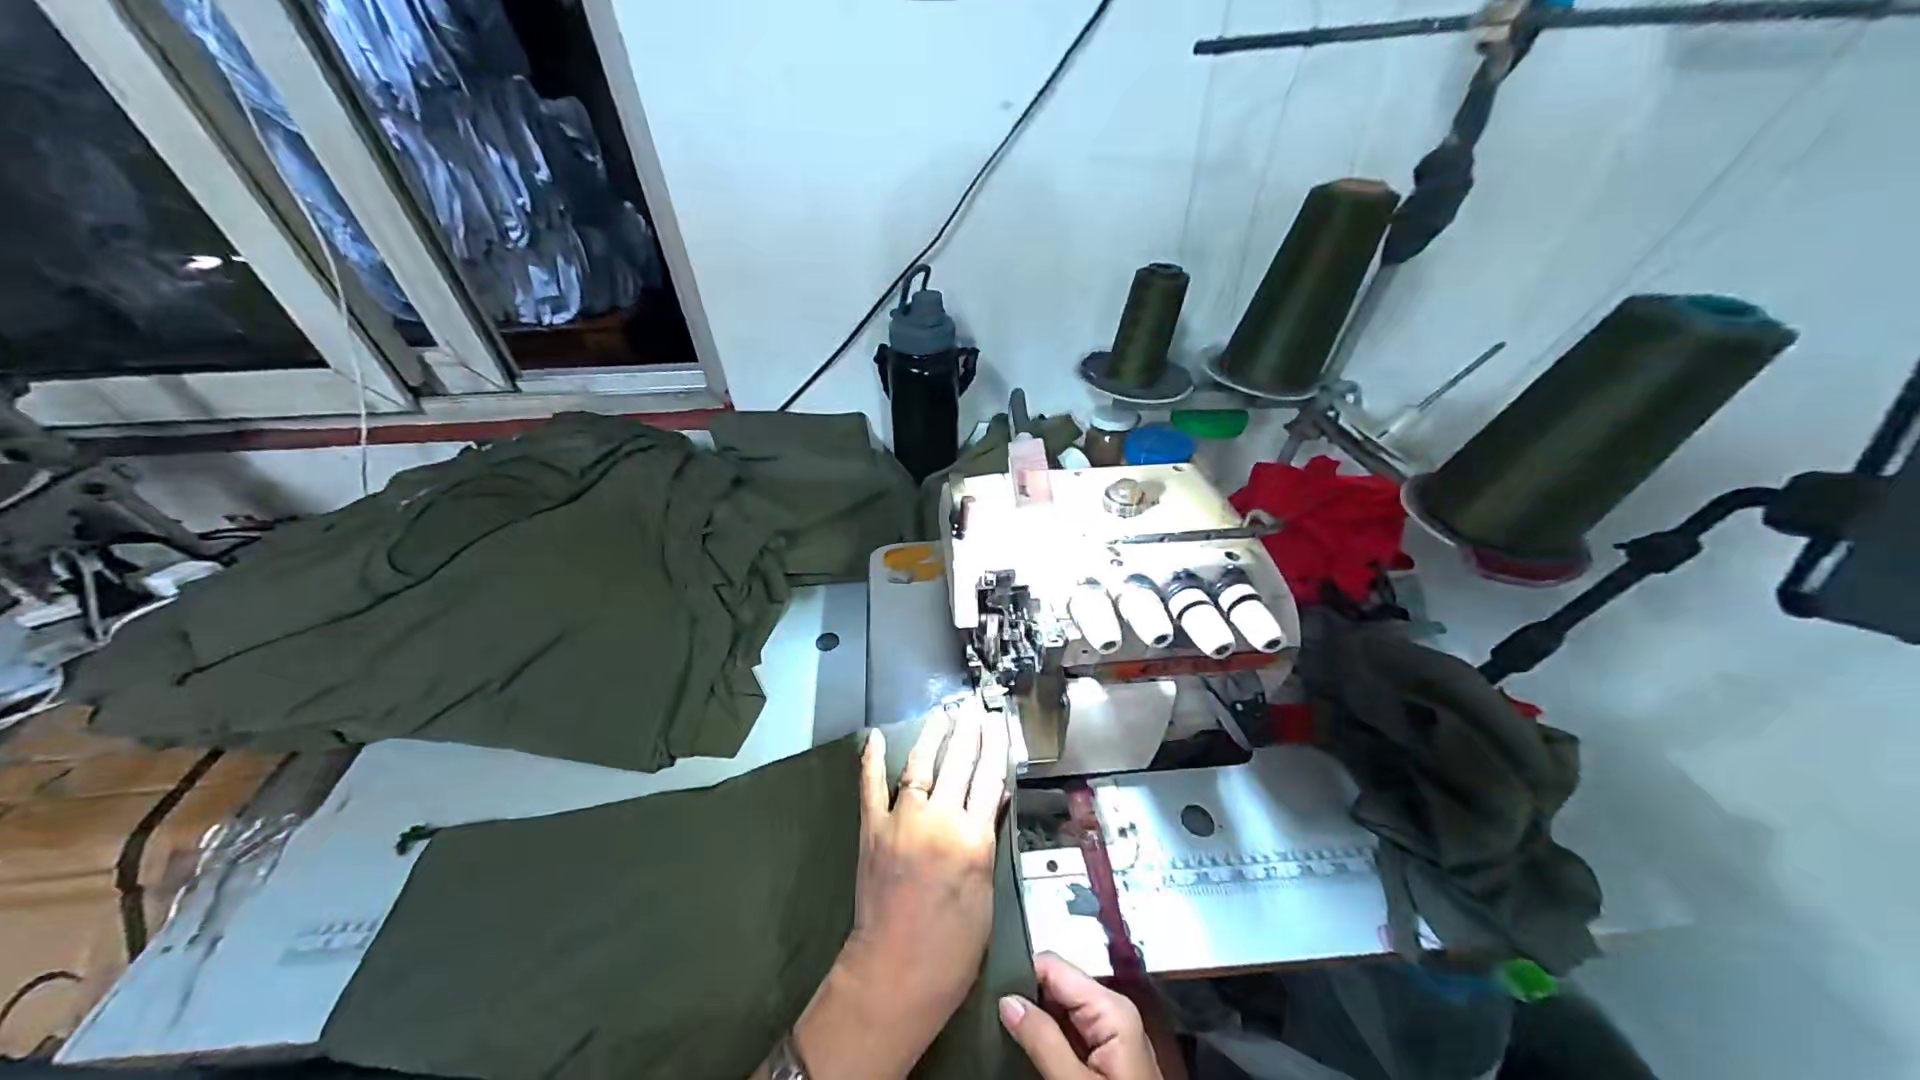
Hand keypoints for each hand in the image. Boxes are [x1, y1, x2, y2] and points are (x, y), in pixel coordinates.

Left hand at [788, 704, 1008, 1079]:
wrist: (895, 974)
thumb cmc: (953, 945)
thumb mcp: (985, 891)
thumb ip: (987, 838)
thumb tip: (994, 797)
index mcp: (973, 838)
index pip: (988, 779)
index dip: (994, 747)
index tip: (996, 723)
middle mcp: (940, 820)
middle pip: (958, 763)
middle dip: (968, 731)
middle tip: (973, 707)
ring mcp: (902, 821)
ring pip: (919, 764)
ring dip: (932, 735)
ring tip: (942, 713)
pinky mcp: (872, 829)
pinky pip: (871, 786)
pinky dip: (871, 760)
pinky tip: (875, 736)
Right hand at [998, 954, 1166, 1079]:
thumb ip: (1043, 1040)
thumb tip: (1006, 998)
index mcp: (1110, 1007)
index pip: (1054, 966)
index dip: (1021, 973)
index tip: (989, 991)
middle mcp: (1111, 1008)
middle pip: (1057, 984)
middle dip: (1025, 996)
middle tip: (989, 1011)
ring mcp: (1109, 1031)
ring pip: (1059, 1006)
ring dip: (1032, 1016)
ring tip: (999, 1024)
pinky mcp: (1105, 1052)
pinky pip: (1068, 1029)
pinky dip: (1045, 1034)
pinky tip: (1022, 1042)